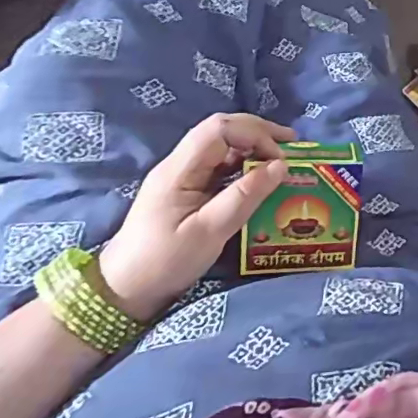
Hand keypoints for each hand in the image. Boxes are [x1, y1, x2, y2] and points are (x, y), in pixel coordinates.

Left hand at [98, 113, 293, 319]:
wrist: (124, 288)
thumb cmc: (165, 261)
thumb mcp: (209, 232)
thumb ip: (245, 196)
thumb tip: (280, 166)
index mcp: (179, 169)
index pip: (219, 129)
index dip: (255, 135)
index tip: (281, 159)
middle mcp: (180, 164)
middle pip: (221, 130)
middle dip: (258, 132)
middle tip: (293, 144)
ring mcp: (182, 177)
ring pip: (221, 147)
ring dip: (253, 148)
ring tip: (283, 159)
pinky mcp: (186, 191)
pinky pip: (218, 167)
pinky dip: (243, 166)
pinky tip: (261, 177)